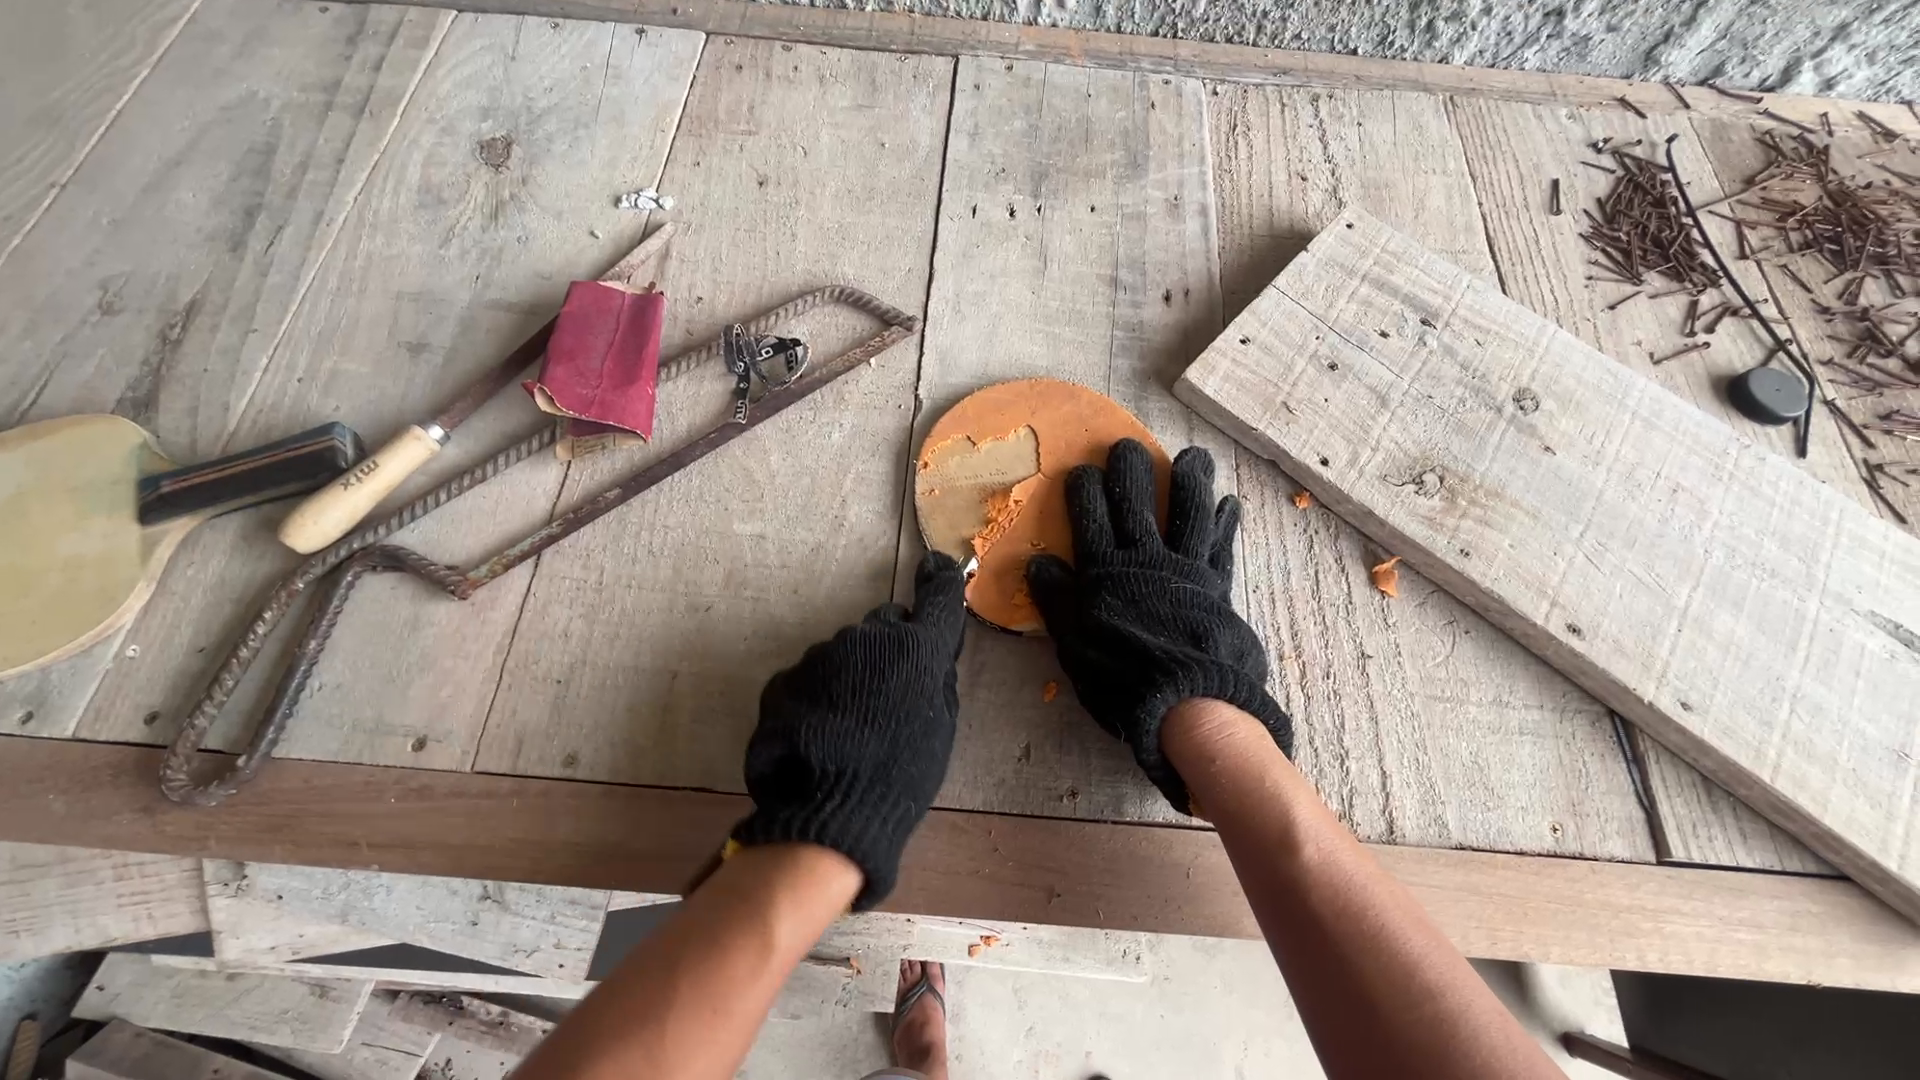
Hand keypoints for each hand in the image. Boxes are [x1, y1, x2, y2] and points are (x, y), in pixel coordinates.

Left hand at [731, 551, 965, 909]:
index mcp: (916, 648)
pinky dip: (816, 695)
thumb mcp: (939, 727)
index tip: (936, 569)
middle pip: (884, 627)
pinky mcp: (784, 679)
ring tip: (847, 726)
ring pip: (844, 653)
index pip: (938, 599)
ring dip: (849, 676)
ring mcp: (820, 656)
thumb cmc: (901, 774)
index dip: (940, 582)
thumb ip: (936, 678)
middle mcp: (868, 638)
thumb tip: (929, 650)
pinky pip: (810, 677)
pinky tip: (819, 732)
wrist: (829, 810)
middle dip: (889, 649)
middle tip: (888, 694)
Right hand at [1025, 439, 1292, 813]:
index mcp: (1106, 573)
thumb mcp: (1074, 645)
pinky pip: (1221, 546)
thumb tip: (1038, 564)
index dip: (1085, 490)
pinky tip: (1229, 504)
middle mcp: (1145, 561)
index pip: (1090, 518)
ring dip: (1190, 481)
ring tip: (1192, 457)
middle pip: (1137, 502)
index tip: (1081, 470)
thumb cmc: (1121, 678)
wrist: (1187, 702)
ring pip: (1188, 513)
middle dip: (1130, 469)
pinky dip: (1225, 523)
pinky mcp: (1216, 586)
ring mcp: (1185, 570)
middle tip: (1126, 445)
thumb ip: (1057, 602)